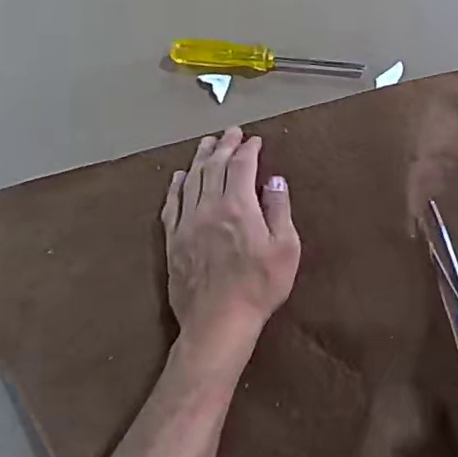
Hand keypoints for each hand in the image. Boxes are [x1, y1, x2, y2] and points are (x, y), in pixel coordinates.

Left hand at [160, 128, 300, 371]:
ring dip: (200, 160)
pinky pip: (172, 205)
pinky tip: (179, 177)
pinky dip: (176, 187)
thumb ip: (279, 210)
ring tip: (207, 144)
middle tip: (231, 133)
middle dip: (224, 147)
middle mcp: (208, 209)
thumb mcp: (286, 247)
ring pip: (191, 182)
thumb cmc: (260, 286)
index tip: (255, 140)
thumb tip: (274, 180)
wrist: (218, 323)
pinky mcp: (173, 241)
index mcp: (238, 208)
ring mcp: (186, 225)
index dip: (248, 150)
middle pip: (213, 168)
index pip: (241, 167)